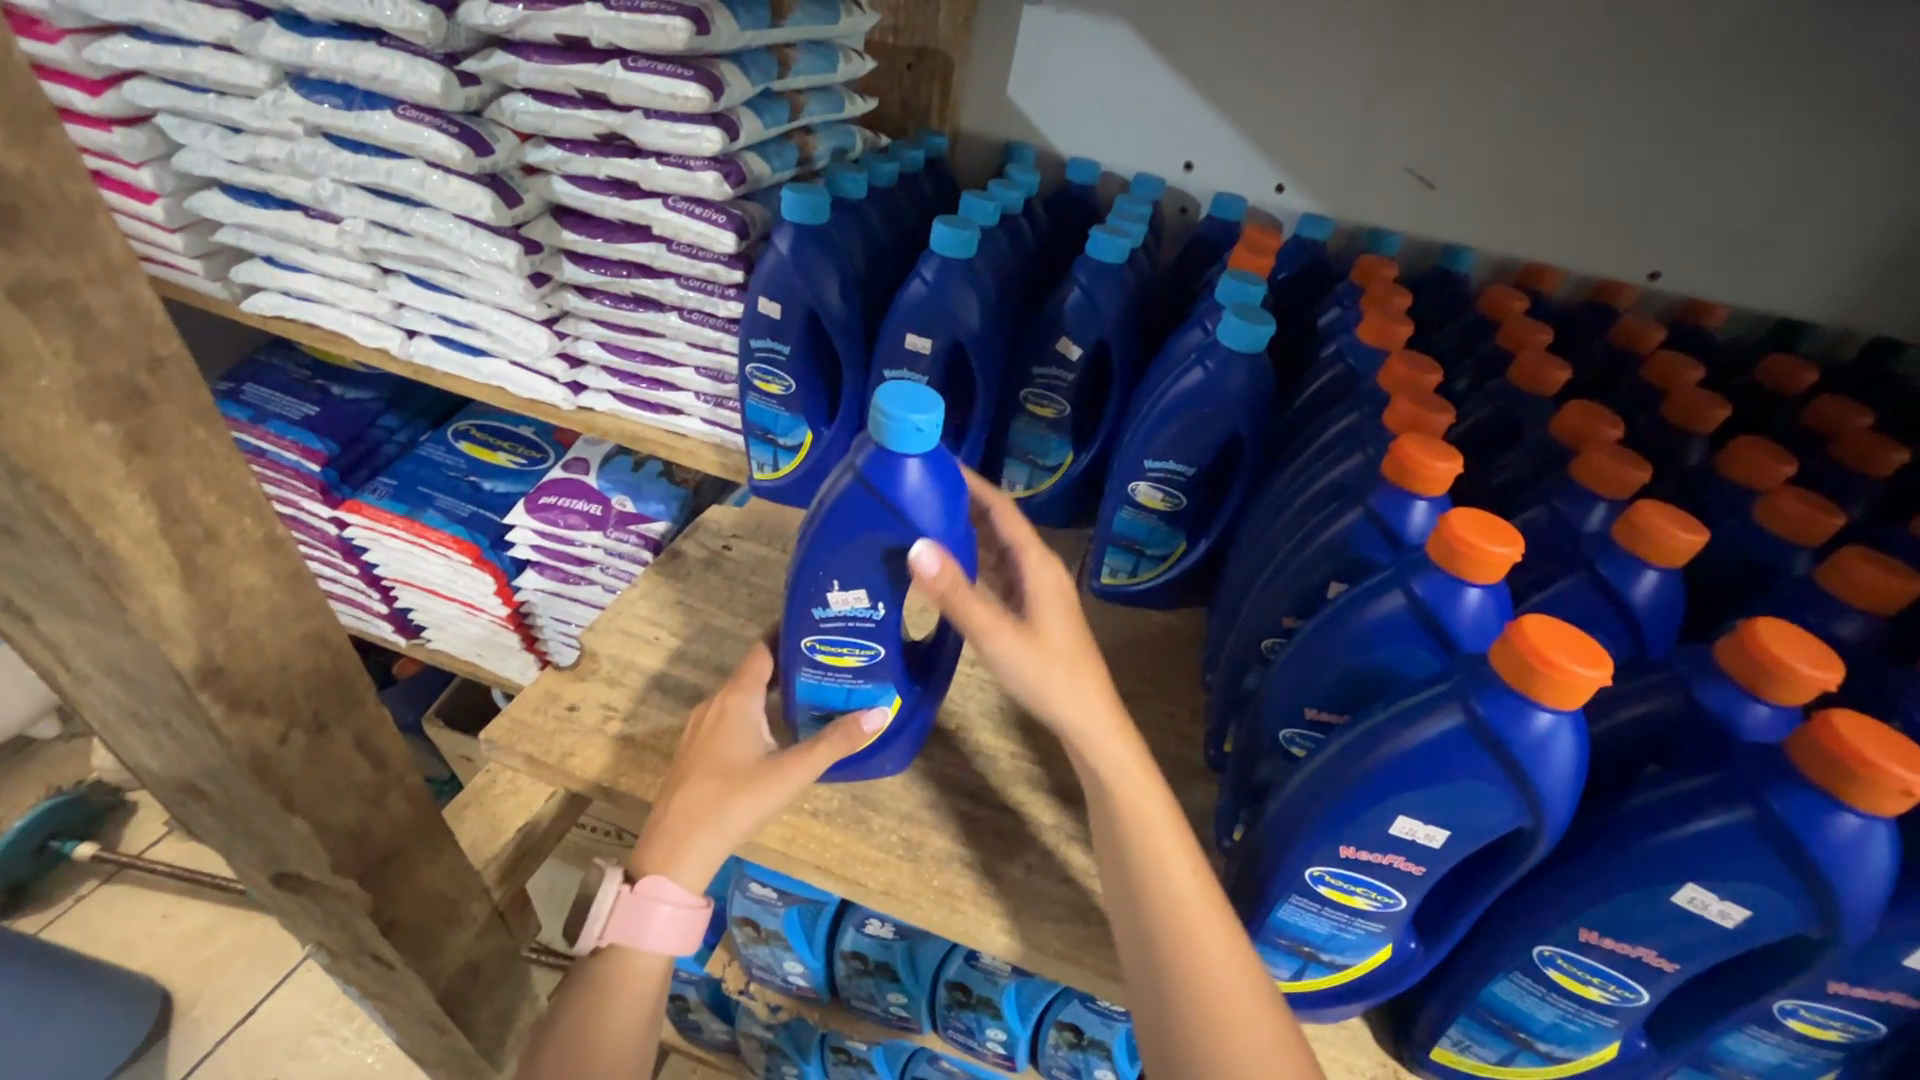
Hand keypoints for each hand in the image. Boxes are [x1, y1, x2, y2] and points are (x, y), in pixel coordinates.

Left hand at [626, 639, 886, 891]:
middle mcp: (715, 704)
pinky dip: (754, 712)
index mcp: (737, 698)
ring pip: (740, 697)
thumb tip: (880, 712)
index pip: (762, 649)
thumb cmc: (736, 801)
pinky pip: (729, 718)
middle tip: (826, 660)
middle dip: (787, 664)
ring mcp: (700, 728)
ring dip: (770, 691)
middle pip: (753, 671)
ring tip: (808, 692)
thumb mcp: (793, 772)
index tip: (816, 626)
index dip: (787, 634)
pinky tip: (775, 731)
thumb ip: (837, 742)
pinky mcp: (695, 751)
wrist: (678, 848)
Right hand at [906, 469, 1130, 753]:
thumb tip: (915, 545)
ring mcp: (1036, 589)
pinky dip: (971, 563)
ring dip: (964, 532)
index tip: (933, 461)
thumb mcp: (996, 635)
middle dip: (960, 502)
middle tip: (915, 488)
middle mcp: (1038, 567)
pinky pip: (997, 573)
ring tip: (920, 518)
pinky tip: (945, 566)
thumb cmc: (1047, 675)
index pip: (999, 507)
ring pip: (996, 550)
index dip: (969, 481)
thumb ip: (956, 593)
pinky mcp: (1030, 609)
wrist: (1087, 719)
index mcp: (1036, 563)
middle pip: (996, 524)